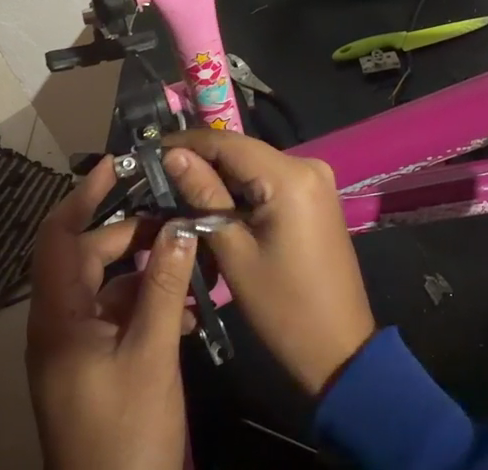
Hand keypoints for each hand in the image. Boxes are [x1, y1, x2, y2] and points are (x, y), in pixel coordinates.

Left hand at [26, 159, 199, 469]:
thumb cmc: (126, 432)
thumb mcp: (151, 355)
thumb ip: (164, 287)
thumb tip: (179, 225)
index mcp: (57, 317)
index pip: (59, 237)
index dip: (83, 195)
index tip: (118, 164)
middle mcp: (58, 325)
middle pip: (88, 258)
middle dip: (132, 234)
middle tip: (178, 219)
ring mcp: (75, 348)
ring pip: (108, 288)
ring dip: (147, 273)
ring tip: (193, 264)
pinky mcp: (93, 368)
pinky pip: (118, 319)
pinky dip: (149, 306)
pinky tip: (190, 314)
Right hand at [163, 130, 375, 395]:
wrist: (338, 345)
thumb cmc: (282, 306)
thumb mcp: (234, 251)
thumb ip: (203, 196)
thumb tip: (173, 155)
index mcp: (290, 176)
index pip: (228, 142)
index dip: (186, 143)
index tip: (149, 150)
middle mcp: (308, 165)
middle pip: (242, 151)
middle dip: (201, 161)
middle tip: (157, 175)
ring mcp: (316, 179)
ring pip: (254, 166)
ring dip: (220, 177)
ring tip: (177, 190)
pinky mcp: (316, 195)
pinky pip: (270, 180)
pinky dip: (242, 190)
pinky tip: (214, 204)